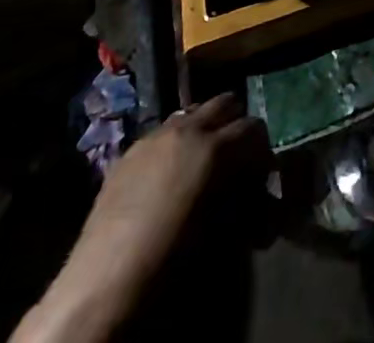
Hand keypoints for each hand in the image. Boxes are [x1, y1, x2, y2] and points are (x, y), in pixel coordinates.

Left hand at [73, 92, 265, 280]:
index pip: (252, 126)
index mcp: (213, 147)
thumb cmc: (174, 253)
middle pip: (222, 103)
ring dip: (205, 126)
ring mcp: (155, 134)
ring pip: (191, 112)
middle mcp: (185, 129)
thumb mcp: (223, 227)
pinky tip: (172, 171)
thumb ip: (243, 196)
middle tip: (240, 152)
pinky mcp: (132, 148)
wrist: (110, 270)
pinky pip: (164, 130)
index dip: (262, 145)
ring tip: (206, 158)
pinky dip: (178, 139)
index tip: (263, 166)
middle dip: (236, 122)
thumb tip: (252, 187)